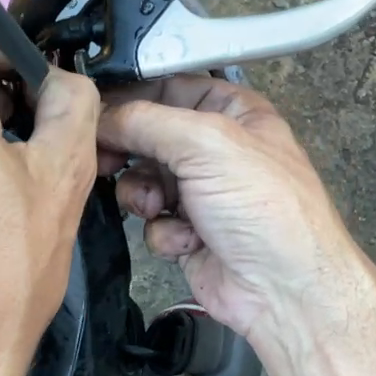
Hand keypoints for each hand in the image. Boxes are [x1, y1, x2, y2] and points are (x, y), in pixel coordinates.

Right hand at [97, 77, 365, 343]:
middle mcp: (216, 149)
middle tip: (105, 161)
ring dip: (142, 195)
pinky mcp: (187, 232)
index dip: (130, 97)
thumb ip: (146, 121)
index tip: (95, 111)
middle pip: (147, 135)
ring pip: (142, 181)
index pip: (168, 87)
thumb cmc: (264, 209)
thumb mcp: (205, 145)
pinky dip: (163, 231)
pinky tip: (188, 241)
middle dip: (127, 151)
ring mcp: (200, 192)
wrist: (281, 288)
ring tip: (159, 209)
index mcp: (232, 112)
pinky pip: (152, 222)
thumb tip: (100, 117)